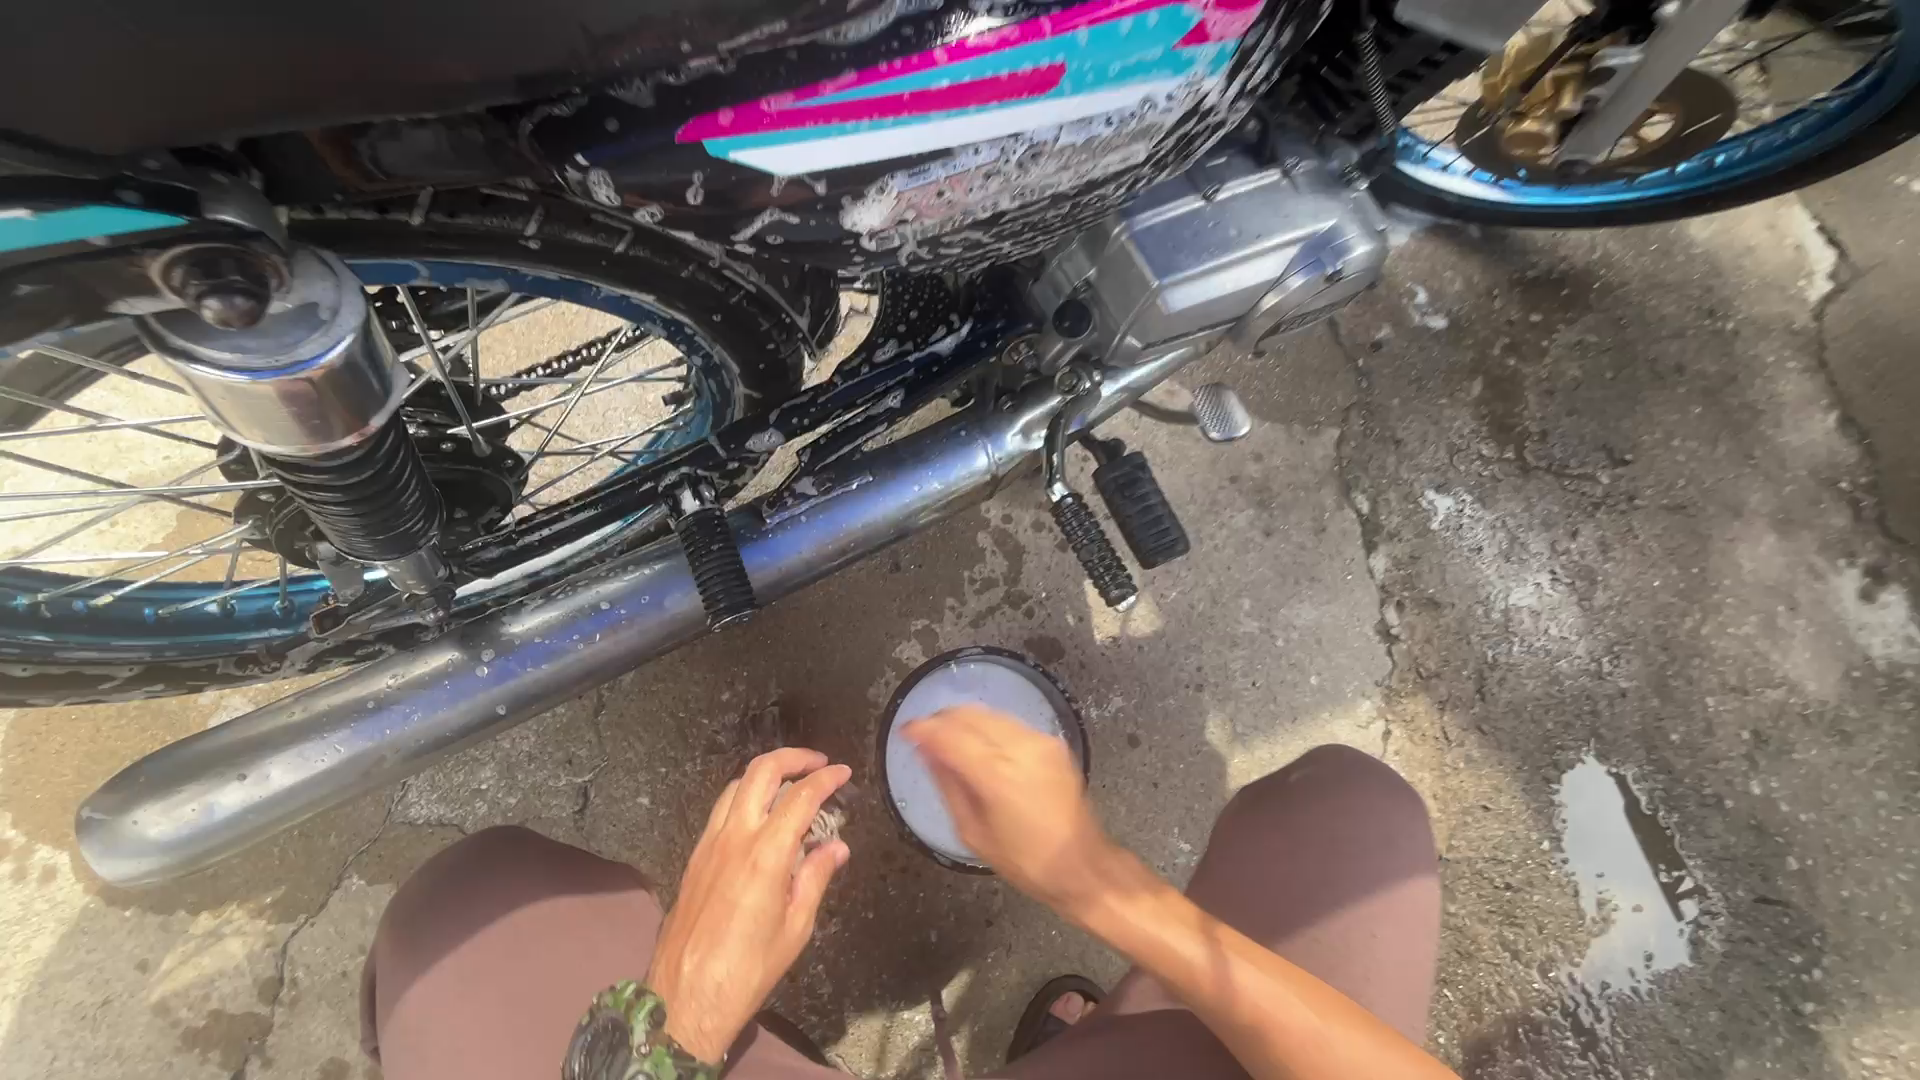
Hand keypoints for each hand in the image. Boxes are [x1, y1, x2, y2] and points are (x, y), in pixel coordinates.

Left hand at [646, 748, 851, 1062]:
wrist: (684, 999)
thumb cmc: (749, 969)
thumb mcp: (795, 928)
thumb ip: (816, 877)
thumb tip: (837, 847)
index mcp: (766, 854)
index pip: (801, 796)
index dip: (827, 778)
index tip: (844, 772)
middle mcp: (735, 836)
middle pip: (761, 771)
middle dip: (793, 757)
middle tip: (818, 763)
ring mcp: (709, 843)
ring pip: (737, 784)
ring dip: (766, 773)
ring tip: (791, 783)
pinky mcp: (695, 856)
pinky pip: (722, 808)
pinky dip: (746, 795)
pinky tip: (761, 815)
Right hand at [903, 705, 1120, 914]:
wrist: (1081, 865)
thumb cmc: (1025, 861)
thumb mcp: (973, 832)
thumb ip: (948, 784)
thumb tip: (927, 753)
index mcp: (997, 775)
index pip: (950, 736)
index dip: (923, 729)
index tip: (906, 731)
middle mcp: (1021, 749)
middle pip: (970, 715)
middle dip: (942, 720)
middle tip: (924, 735)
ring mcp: (1040, 742)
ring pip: (990, 714)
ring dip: (964, 721)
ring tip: (948, 739)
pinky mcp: (1053, 743)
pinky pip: (1010, 723)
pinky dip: (988, 727)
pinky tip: (979, 745)